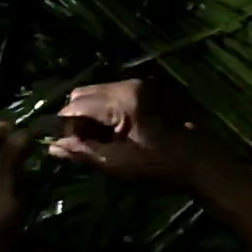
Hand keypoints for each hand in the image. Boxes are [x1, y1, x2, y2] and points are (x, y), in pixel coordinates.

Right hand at [47, 79, 216, 186]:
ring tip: (98, 141)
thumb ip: (83, 152)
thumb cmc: (158, 166)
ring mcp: (135, 86)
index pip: (75, 106)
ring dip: (88, 115)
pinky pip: (109, 96)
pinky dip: (102, 112)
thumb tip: (52, 148)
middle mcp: (125, 85)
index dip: (67, 128)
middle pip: (82, 94)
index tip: (71, 149)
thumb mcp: (117, 163)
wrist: (199, 161)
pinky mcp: (141, 91)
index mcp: (120, 100)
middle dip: (76, 118)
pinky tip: (111, 134)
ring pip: (94, 93)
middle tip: (83, 145)